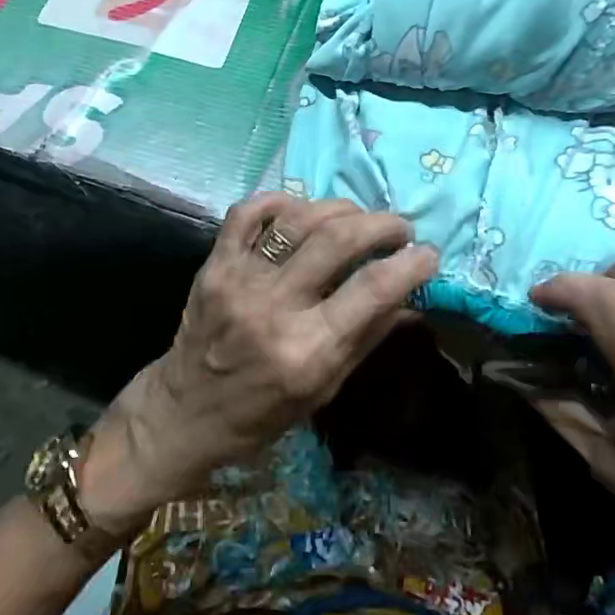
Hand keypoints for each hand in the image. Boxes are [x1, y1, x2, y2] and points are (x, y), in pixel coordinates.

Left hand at [80, 195, 437, 533]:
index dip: (411, 263)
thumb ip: (367, 337)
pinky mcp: (213, 265)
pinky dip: (279, 201)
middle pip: (338, 240)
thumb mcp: (325, 389)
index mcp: (308, 351)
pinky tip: (300, 209)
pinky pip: (246, 213)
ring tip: (356, 218)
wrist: (187, 411)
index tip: (427, 254)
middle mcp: (274, 308)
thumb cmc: (262, 413)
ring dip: (338, 208)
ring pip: (297, 219)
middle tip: (398, 229)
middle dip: (382, 224)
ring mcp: (239, 280)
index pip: (374, 289)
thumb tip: (412, 298)